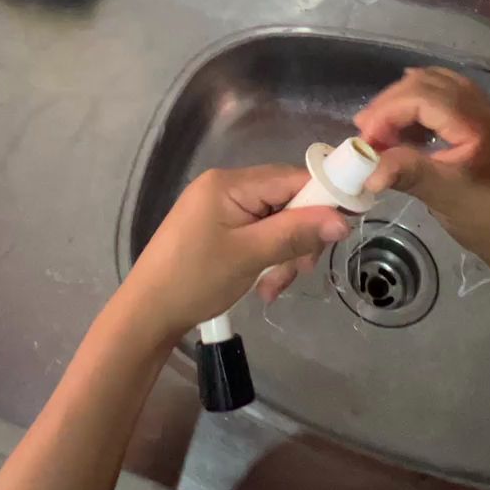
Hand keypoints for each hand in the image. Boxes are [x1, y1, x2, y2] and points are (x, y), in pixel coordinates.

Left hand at [117, 165, 352, 339]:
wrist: (147, 312)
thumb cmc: (195, 279)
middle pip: (284, 200)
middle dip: (297, 237)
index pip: (290, 177)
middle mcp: (225, 186)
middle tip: (296, 273)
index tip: (341, 228)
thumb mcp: (250, 256)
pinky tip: (261, 285)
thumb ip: (296, 233)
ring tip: (271, 288)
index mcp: (230, 183)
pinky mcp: (216, 227)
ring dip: (282, 254)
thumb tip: (342, 219)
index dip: (321, 199)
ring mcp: (219, 206)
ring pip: (273, 221)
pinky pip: (255, 232)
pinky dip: (265, 257)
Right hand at [356, 67, 489, 290]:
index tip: (364, 139)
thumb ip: (406, 172)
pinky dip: (420, 105)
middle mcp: (484, 108)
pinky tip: (406, 127)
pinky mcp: (484, 126)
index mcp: (478, 122)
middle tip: (365, 131)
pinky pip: (447, 98)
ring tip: (381, 127)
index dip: (387, 112)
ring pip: (437, 85)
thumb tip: (365, 169)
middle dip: (391, 103)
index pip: (422, 97)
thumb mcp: (445, 196)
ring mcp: (487, 115)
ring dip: (405, 101)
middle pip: (427, 84)